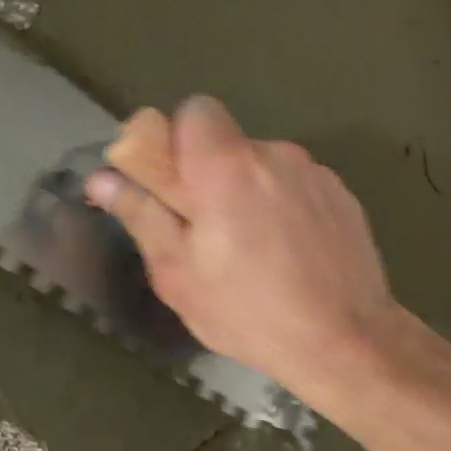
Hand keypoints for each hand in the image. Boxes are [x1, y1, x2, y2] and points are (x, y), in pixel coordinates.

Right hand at [84, 97, 404, 399]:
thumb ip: (143, 217)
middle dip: (216, 176)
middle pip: (233, 145)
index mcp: (227, 165)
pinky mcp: (346, 198)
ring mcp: (318, 175)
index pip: (196, 111)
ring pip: (270, 169)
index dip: (180, 141)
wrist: (345, 339)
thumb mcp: (180, 275)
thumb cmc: (251, 313)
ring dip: (255, 194)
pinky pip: (302, 189)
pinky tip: (296, 257)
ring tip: (259, 254)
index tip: (176, 185)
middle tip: (213, 233)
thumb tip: (104, 180)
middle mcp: (277, 155)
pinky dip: (290, 209)